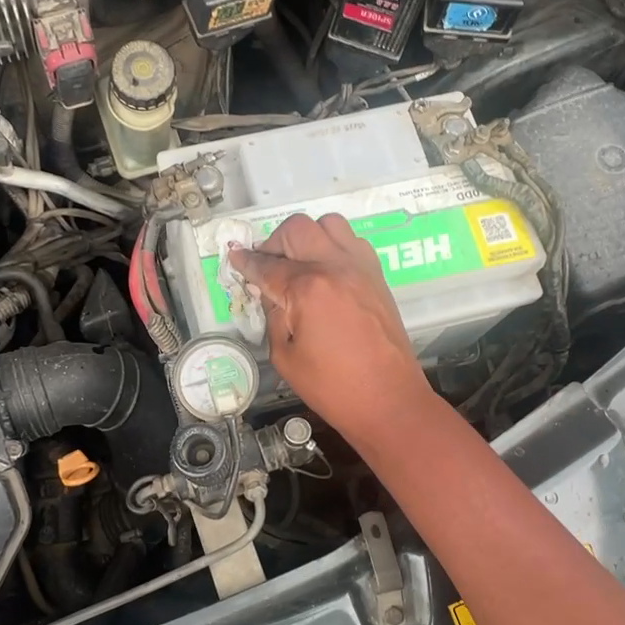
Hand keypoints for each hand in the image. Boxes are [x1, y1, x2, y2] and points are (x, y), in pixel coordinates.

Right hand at [228, 213, 434, 443]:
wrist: (387, 399)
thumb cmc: (333, 387)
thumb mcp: (285, 356)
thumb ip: (274, 317)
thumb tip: (272, 295)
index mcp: (308, 289)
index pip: (267, 266)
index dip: (246, 263)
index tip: (236, 258)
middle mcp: (335, 267)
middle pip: (296, 230)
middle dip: (274, 243)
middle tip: (267, 266)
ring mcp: (360, 268)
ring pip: (328, 224)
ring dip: (307, 237)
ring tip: (298, 262)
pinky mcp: (376, 276)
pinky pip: (352, 241)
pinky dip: (333, 246)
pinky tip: (326, 270)